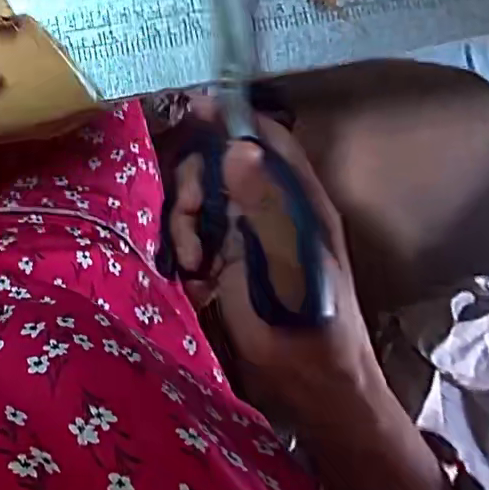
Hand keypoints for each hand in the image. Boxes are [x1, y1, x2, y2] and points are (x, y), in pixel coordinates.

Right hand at [160, 97, 383, 422]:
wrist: (302, 381)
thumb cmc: (306, 319)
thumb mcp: (286, 258)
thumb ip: (262, 201)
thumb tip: (237, 145)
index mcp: (296, 196)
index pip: (265, 134)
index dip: (232, 115)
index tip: (193, 107)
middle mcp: (268, 202)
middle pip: (217, 160)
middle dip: (193, 179)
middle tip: (189, 209)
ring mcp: (244, 226)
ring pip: (197, 192)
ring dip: (183, 216)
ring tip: (192, 256)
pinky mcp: (222, 249)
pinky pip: (189, 225)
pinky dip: (182, 240)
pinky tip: (192, 269)